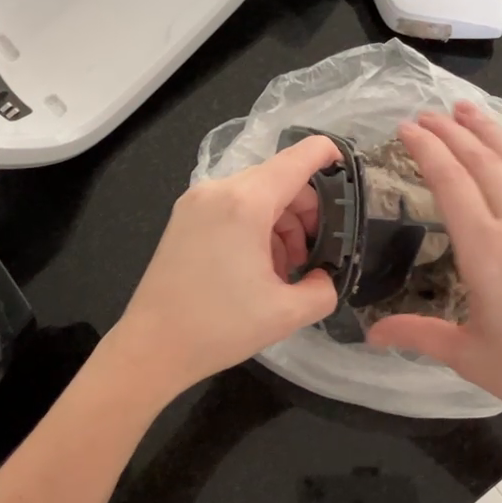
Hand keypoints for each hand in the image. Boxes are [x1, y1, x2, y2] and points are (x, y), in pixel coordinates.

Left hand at [113, 135, 342, 396]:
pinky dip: (255, 227)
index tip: (349, 168)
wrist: (152, 347)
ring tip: (284, 269)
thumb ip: (323, 289)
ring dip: (281, 223)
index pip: (297, 159)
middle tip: (314, 253)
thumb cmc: (219, 327)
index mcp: (245, 203)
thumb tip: (325, 277)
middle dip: (306, 211)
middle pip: (278, 179)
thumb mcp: (286, 313)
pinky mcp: (183, 219)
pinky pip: (232, 207)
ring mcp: (195, 202)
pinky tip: (257, 267)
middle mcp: (218, 191)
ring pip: (256, 194)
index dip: (328, 155)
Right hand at [365, 103, 501, 434]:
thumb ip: (417, 334)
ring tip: (470, 109)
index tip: (406, 129)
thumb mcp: (466, 354)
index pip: (449, 183)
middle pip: (482, 164)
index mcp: (485, 250)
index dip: (426, 151)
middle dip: (452, 134)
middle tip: (427, 115)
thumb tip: (371, 334)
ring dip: (494, 133)